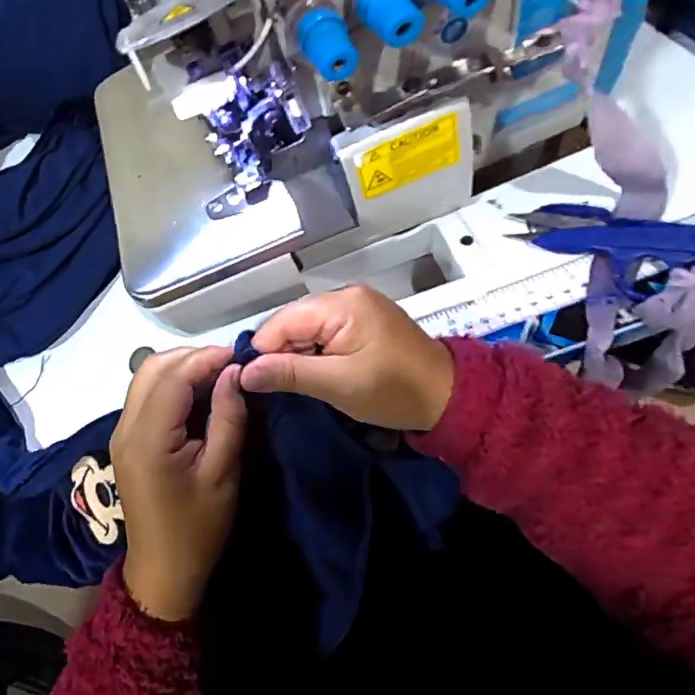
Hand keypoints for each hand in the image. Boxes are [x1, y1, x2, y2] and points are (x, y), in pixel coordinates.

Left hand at [111, 346, 247, 621]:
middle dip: (191, 357)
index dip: (206, 358)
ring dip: (180, 367)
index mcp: (148, 439)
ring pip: (145, 377)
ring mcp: (121, 433)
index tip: (240, 354)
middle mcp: (126, 428)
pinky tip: (198, 393)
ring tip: (218, 375)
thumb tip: (233, 372)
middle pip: (152, 368)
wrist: (163, 571)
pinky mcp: (126, 439)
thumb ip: (228, 418)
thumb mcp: (222, 474)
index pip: (174, 377)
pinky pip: (145, 395)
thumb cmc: (198, 528)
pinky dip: (171, 384)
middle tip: (230, 364)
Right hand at [240, 286, 454, 431]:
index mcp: (342, 304)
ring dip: (300, 355)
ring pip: (308, 328)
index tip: (253, 382)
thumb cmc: (395, 391)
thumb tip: (245, 372)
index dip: (264, 351)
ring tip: (303, 383)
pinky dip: (317, 353)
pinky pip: (326, 331)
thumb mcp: (338, 384)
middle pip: (294, 321)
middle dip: (283, 353)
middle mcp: (347, 295)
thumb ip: (289, 373)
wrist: (449, 398)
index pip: (283, 320)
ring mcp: (357, 306)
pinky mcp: (364, 320)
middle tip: (279, 388)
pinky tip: (320, 374)